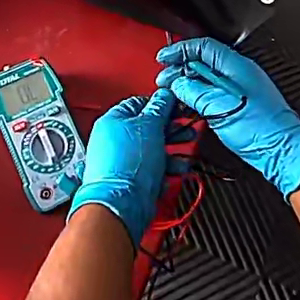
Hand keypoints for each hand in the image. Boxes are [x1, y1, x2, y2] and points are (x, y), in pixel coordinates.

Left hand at [71, 88, 176, 240]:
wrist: (122, 203)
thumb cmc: (128, 164)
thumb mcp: (150, 126)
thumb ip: (159, 108)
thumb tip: (164, 95)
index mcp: (113, 121)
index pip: (138, 104)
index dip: (160, 105)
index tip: (176, 108)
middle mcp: (114, 141)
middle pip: (147, 129)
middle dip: (170, 131)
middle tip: (186, 131)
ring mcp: (121, 162)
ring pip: (152, 151)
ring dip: (172, 153)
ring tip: (184, 157)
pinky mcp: (130, 181)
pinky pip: (151, 170)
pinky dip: (164, 170)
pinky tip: (173, 172)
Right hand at [155, 38, 299, 196]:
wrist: (282, 151)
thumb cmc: (261, 129)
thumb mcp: (219, 107)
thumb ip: (194, 91)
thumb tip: (177, 83)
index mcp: (235, 66)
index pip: (202, 46)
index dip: (180, 50)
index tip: (164, 59)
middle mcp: (238, 73)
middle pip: (202, 61)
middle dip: (180, 69)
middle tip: (165, 81)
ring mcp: (240, 88)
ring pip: (206, 79)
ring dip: (188, 85)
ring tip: (174, 97)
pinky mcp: (240, 104)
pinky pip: (213, 93)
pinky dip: (198, 97)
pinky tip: (191, 108)